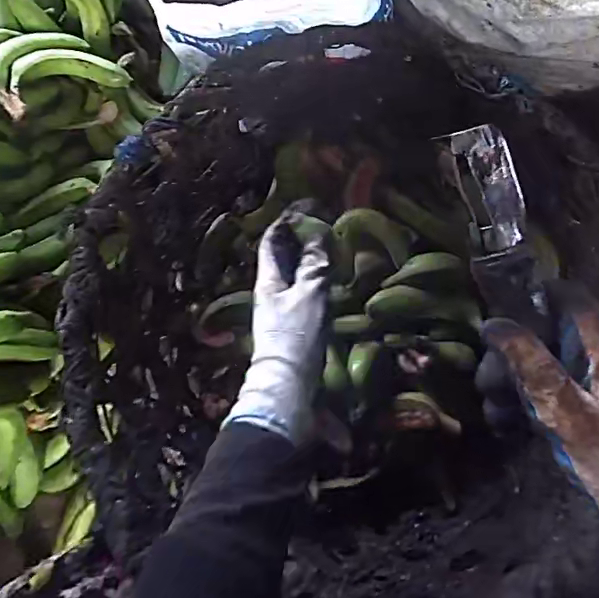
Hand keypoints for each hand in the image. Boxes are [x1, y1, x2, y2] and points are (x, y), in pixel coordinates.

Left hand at [222, 206, 330, 441]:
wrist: (287, 390)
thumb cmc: (295, 337)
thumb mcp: (310, 296)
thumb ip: (314, 266)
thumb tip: (317, 236)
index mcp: (268, 280)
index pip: (273, 240)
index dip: (287, 221)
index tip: (306, 207)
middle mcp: (270, 292)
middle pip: (282, 257)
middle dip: (299, 239)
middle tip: (322, 225)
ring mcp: (280, 311)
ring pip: (293, 275)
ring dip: (309, 260)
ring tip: (330, 249)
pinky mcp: (293, 328)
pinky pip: (303, 294)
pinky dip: (315, 281)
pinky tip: (330, 283)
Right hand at [481, 291, 598, 548]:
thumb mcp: (581, 429)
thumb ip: (540, 376)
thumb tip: (495, 325)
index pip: (569, 298)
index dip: (529, 299)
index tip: (494, 322)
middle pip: (551, 333)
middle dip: (513, 352)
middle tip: (486, 383)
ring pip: (549, 364)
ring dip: (515, 381)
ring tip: (493, 410)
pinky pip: (559, 392)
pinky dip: (532, 402)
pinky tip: (508, 422)